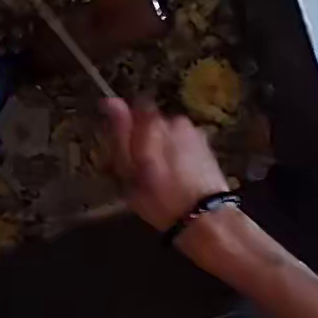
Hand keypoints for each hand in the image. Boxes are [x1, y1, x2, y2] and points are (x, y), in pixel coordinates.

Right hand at [100, 98, 231, 231]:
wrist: (206, 217)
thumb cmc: (160, 199)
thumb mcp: (129, 171)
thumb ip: (120, 133)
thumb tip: (110, 100)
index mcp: (153, 124)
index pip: (137, 105)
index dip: (129, 122)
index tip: (125, 142)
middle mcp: (175, 120)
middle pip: (154, 120)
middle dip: (146, 136)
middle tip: (141, 165)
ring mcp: (194, 132)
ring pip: (170, 132)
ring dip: (164, 145)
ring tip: (161, 173)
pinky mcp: (207, 145)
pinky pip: (185, 142)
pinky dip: (179, 152)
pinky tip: (179, 174)